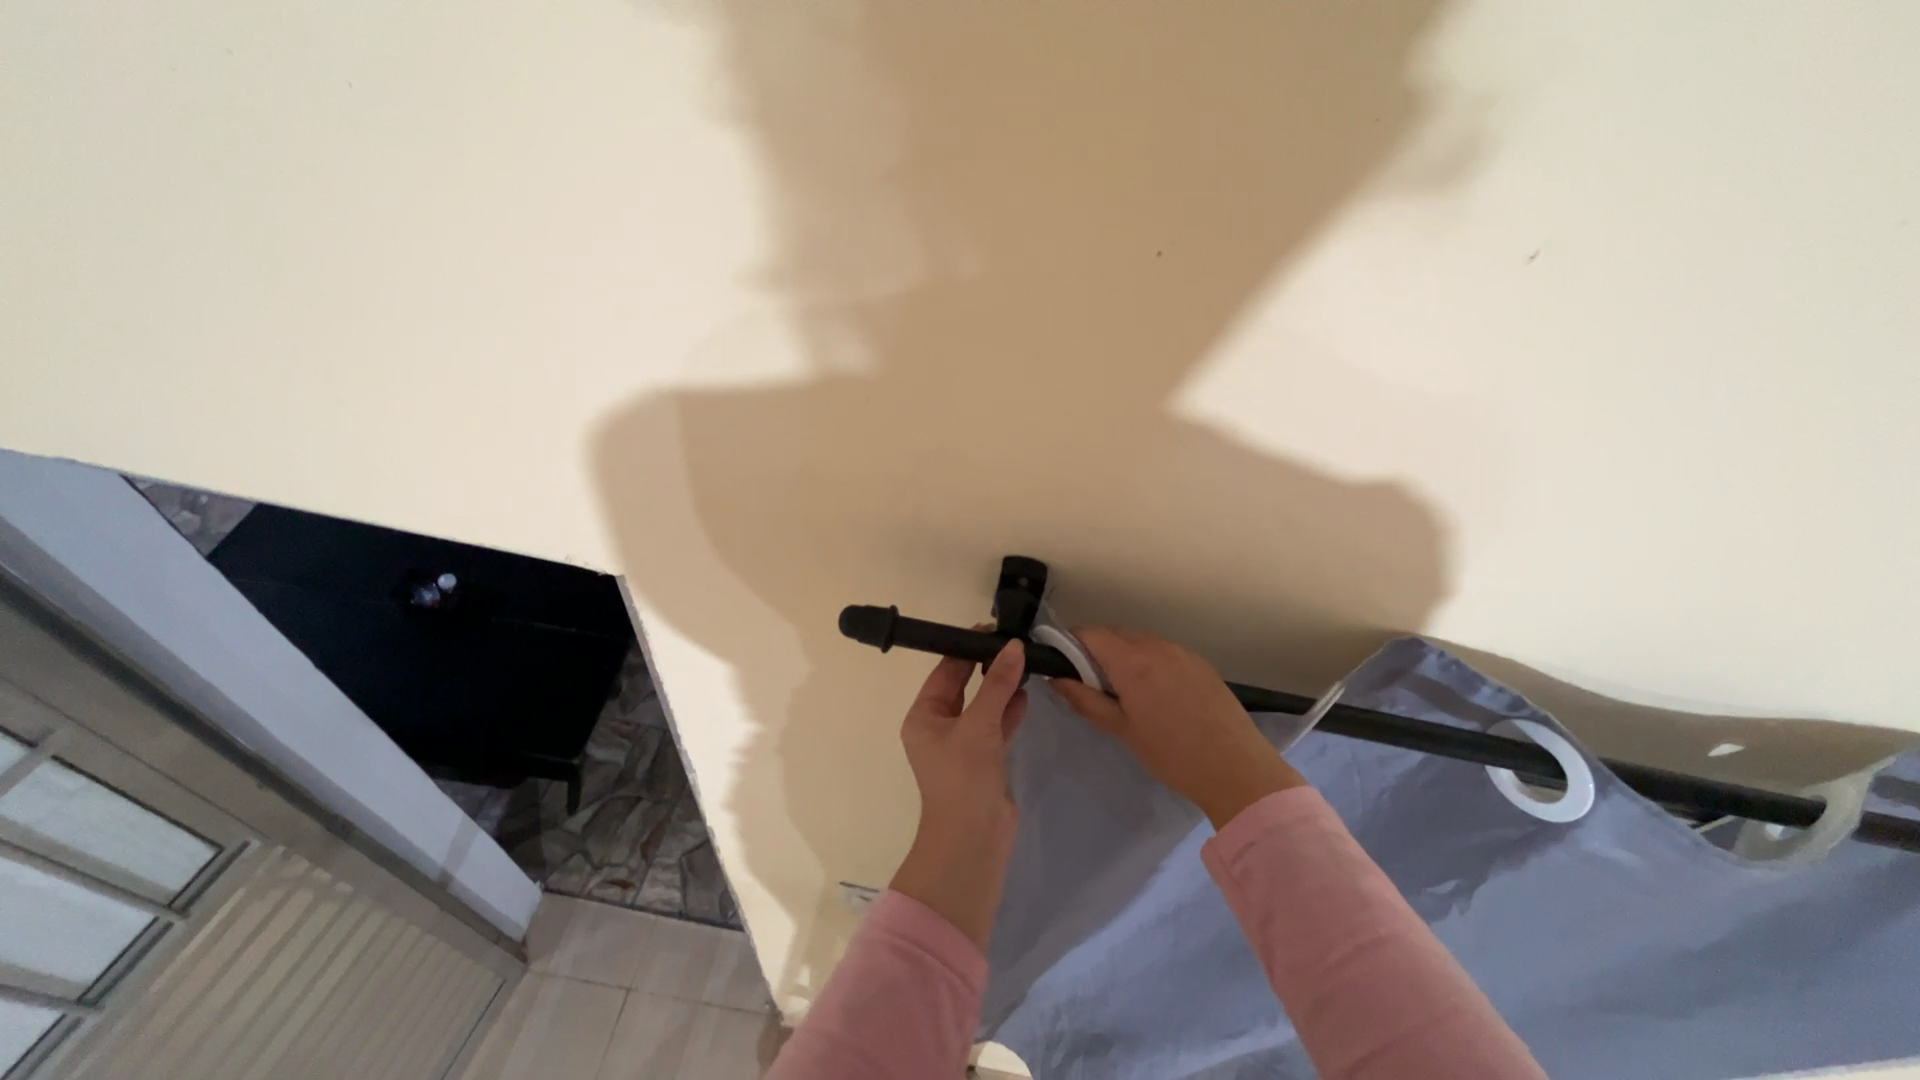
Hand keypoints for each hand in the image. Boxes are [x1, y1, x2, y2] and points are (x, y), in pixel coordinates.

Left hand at [889, 638, 1028, 950]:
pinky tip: (1027, 694)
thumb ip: (997, 684)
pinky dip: (1009, 711)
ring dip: (1002, 687)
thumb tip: (1013, 646)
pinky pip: (996, 726)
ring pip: (983, 706)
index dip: (967, 649)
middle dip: (988, 667)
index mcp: (923, 716)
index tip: (995, 630)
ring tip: (1027, 663)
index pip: (945, 671)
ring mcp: (962, 746)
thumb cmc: (964, 777)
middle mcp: (938, 728)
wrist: (973, 840)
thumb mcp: (979, 724)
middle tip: (1016, 643)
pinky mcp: (985, 761)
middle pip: (964, 686)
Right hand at [1052, 627, 1305, 828]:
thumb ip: (1085, 700)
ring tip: (1125, 694)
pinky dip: (1149, 662)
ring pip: (1139, 641)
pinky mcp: (1201, 663)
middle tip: (1092, 686)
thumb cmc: (1172, 754)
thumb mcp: (1121, 730)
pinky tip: (1156, 695)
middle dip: (1096, 651)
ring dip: (1123, 656)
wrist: (1236, 769)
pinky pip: (1163, 651)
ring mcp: (1182, 652)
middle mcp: (1157, 646)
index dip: (1070, 645)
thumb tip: (1057, 678)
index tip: (1065, 668)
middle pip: (1114, 634)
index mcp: (1132, 661)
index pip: (1089, 633)